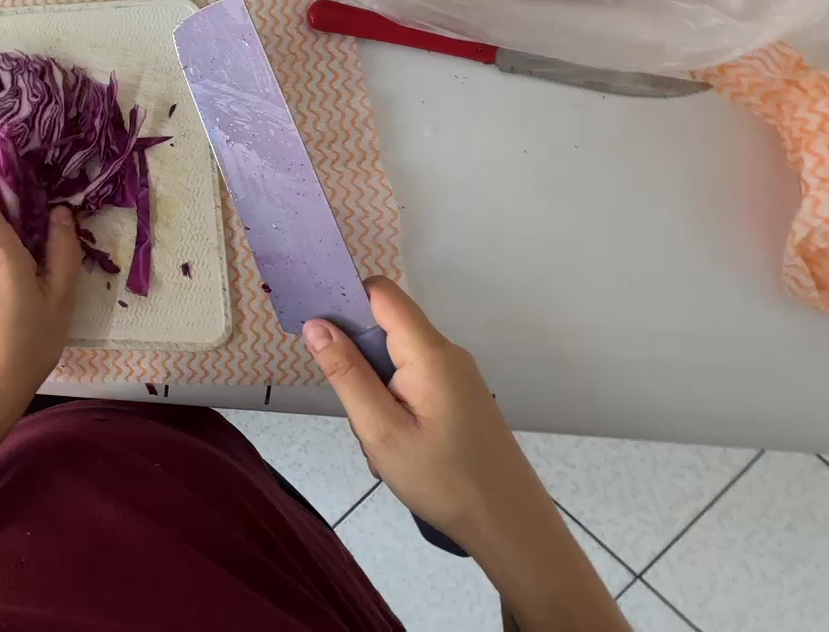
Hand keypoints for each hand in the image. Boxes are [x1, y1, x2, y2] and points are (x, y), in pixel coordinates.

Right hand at [302, 277, 555, 554]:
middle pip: (383, 324)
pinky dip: (388, 397)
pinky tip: (391, 439)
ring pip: (393, 356)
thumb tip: (315, 323)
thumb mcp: (380, 429)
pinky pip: (409, 378)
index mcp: (429, 354)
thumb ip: (346, 372)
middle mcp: (446, 355)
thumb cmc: (445, 481)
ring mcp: (456, 376)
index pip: (381, 293)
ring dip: (370, 382)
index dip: (344, 293)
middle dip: (352, 351)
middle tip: (343, 398)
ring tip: (372, 432)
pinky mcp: (459, 397)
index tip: (312, 317)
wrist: (517, 535)